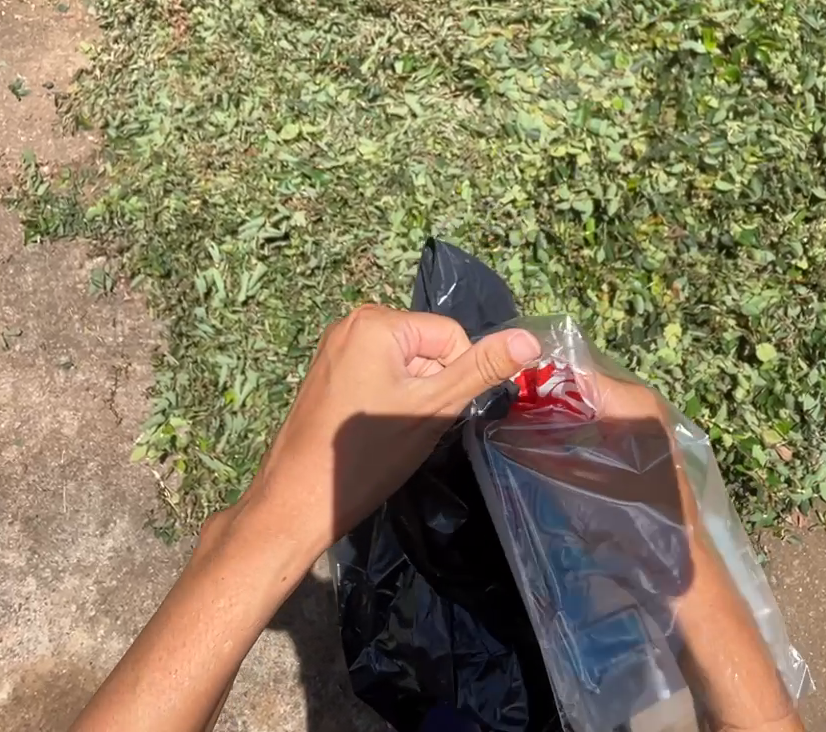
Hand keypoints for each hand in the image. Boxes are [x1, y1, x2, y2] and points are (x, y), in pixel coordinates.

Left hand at [234, 305, 539, 559]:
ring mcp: (336, 346)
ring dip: (411, 395)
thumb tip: (530, 338)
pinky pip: (380, 372)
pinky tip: (374, 430)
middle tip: (408, 426)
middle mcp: (353, 322)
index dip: (454, 379)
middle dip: (431, 385)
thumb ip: (482, 369)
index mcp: (377, 321)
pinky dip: (389, 398)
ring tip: (389, 431)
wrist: (295, 504)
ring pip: (406, 364)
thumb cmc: (368, 455)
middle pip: (427, 348)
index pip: (451, 338)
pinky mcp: (329, 371)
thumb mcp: (434, 408)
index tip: (430, 415)